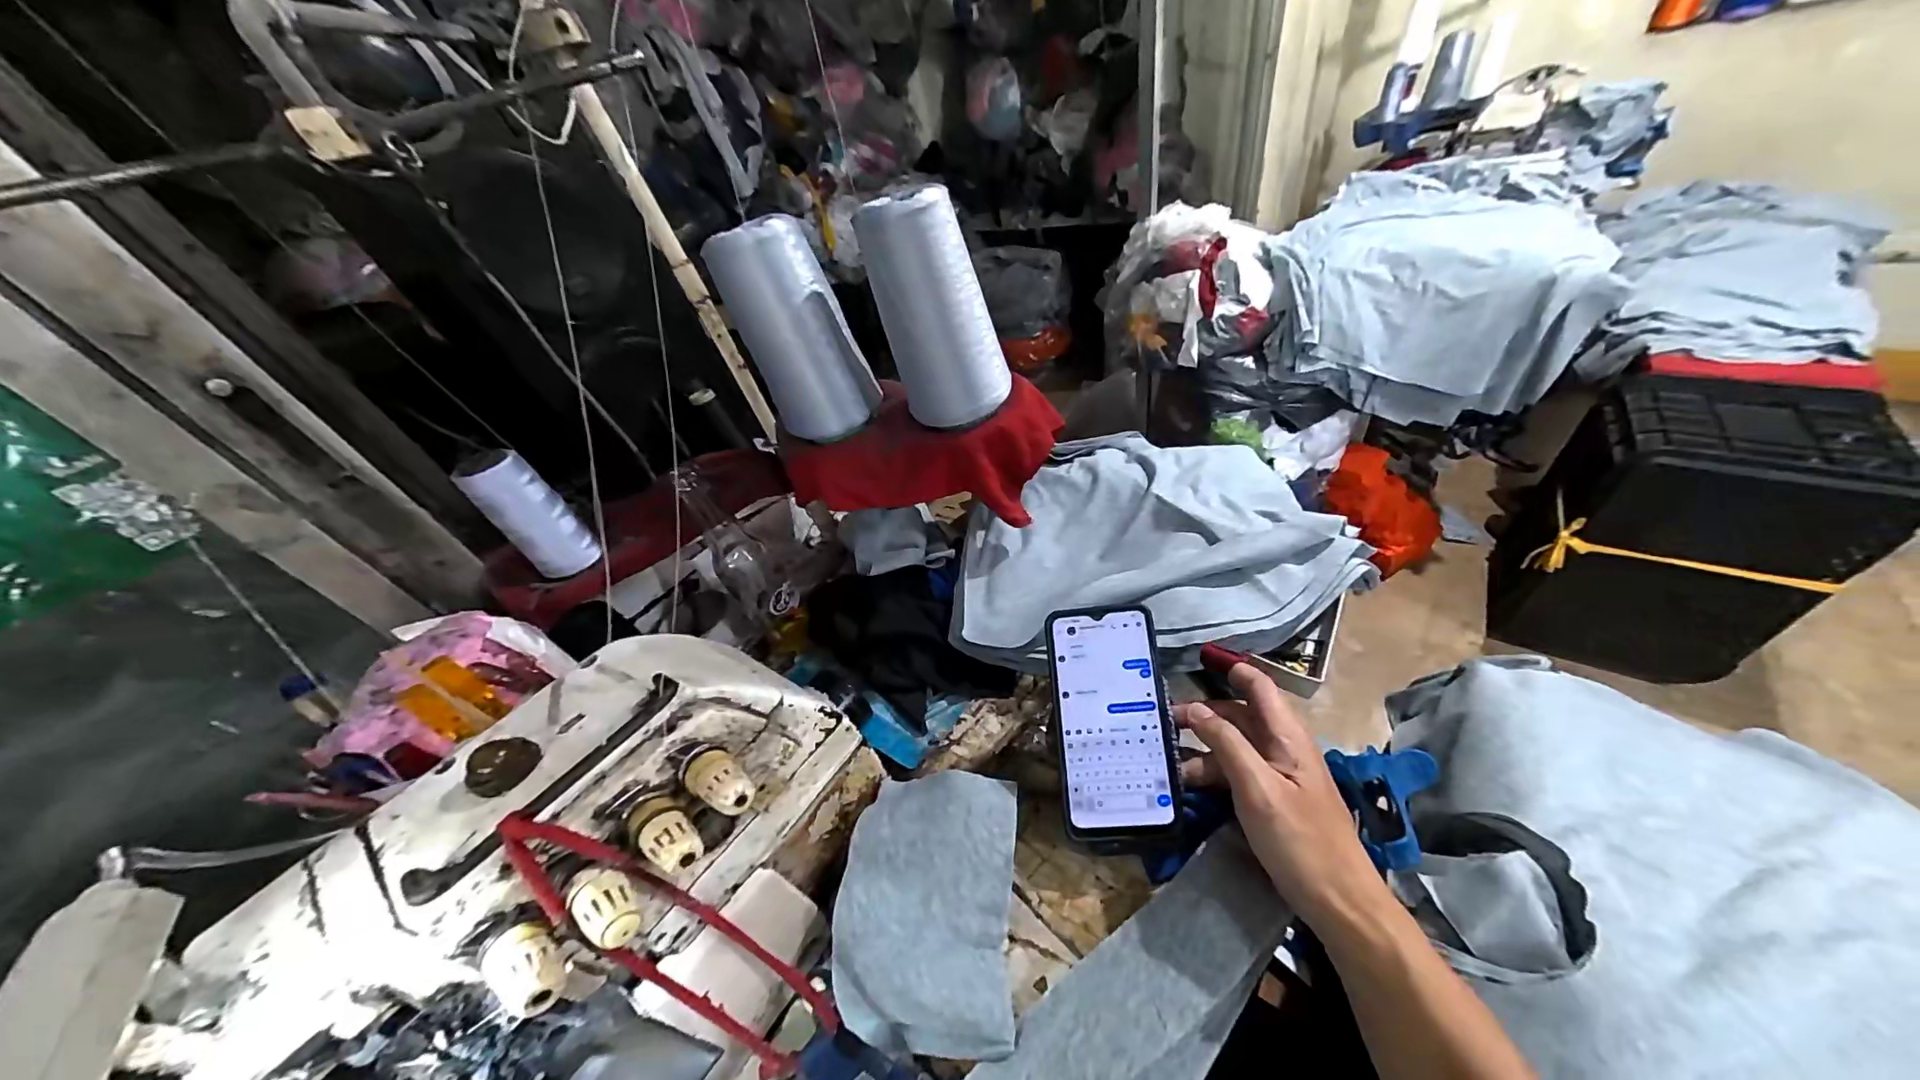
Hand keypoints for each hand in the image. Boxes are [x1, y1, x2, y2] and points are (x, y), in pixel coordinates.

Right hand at [1175, 663, 1391, 930]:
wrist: (1341, 904)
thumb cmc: (1301, 842)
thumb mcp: (1257, 790)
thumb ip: (1226, 744)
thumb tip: (1194, 709)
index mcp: (1287, 737)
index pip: (1258, 686)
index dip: (1229, 670)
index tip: (1192, 663)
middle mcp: (1283, 748)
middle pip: (1239, 715)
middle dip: (1203, 714)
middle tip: (1162, 722)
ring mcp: (1277, 775)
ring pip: (1234, 746)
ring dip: (1202, 748)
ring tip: (1168, 759)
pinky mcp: (1271, 799)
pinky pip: (1236, 772)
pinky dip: (1211, 772)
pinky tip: (1187, 784)